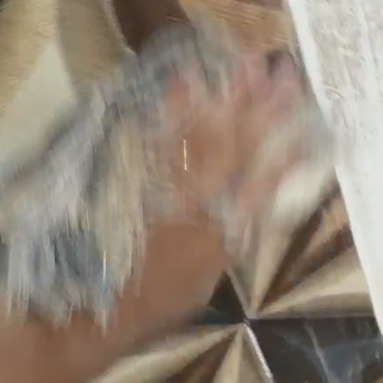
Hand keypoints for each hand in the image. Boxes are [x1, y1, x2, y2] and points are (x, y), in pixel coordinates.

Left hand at [0, 50, 317, 382]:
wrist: (82, 317)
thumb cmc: (146, 308)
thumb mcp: (203, 283)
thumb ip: (228, 240)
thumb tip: (250, 206)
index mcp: (225, 237)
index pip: (265, 183)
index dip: (286, 145)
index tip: (301, 116)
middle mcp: (202, 211)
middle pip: (238, 151)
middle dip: (262, 108)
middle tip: (279, 70)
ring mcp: (166, 194)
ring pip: (203, 140)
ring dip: (225, 99)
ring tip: (242, 65)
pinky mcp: (132, 182)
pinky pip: (156, 140)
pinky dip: (172, 109)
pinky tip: (184, 82)